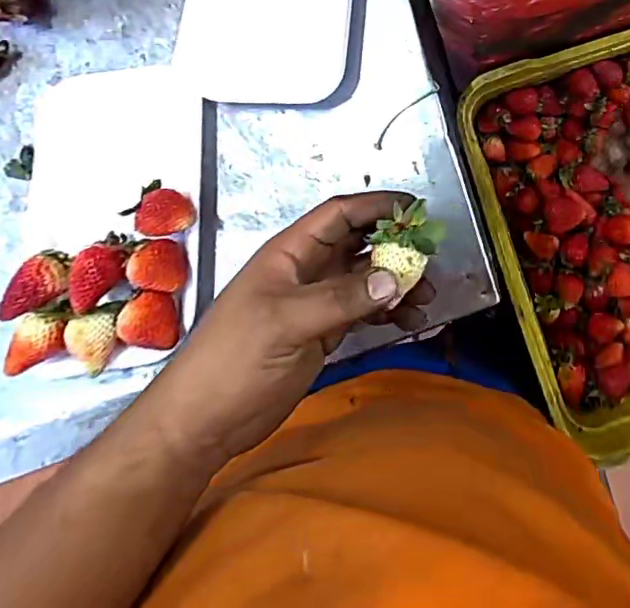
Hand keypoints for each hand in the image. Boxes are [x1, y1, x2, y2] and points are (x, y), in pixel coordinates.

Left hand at [141, 192, 433, 465]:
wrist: (201, 423)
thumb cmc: (232, 361)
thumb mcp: (286, 323)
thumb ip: (341, 298)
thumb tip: (395, 278)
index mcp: (290, 253)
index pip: (340, 214)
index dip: (377, 206)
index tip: (416, 209)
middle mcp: (307, 270)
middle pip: (359, 243)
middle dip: (395, 245)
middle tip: (429, 258)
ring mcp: (315, 301)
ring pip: (366, 277)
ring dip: (397, 282)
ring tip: (426, 296)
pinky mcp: (322, 330)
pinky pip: (364, 309)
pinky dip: (388, 311)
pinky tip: (408, 320)